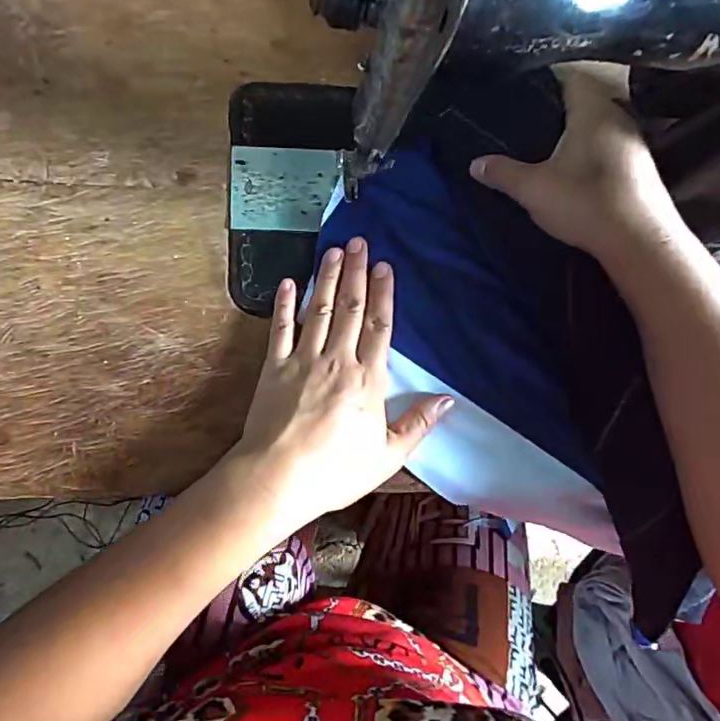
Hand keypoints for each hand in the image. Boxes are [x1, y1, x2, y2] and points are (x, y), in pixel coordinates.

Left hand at [228, 237, 451, 529]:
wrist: (277, 477)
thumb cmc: (334, 472)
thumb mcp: (387, 456)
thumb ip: (416, 425)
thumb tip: (447, 401)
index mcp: (367, 380)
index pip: (379, 327)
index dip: (383, 294)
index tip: (384, 267)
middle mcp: (336, 361)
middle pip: (349, 309)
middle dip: (356, 273)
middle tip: (360, 243)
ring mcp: (302, 361)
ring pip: (317, 310)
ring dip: (325, 279)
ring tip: (333, 252)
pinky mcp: (272, 368)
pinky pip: (280, 329)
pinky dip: (284, 305)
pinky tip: (287, 283)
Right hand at [468, 62, 683, 259]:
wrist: (638, 239)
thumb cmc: (584, 202)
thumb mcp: (532, 189)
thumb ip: (502, 173)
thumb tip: (476, 164)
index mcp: (593, 111)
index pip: (572, 78)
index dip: (547, 80)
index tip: (524, 90)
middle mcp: (618, 117)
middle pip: (585, 101)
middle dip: (557, 110)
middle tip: (527, 122)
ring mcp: (633, 142)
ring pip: (597, 126)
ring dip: (574, 133)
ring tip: (545, 147)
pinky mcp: (638, 166)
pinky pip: (607, 147)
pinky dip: (588, 152)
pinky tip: (571, 170)